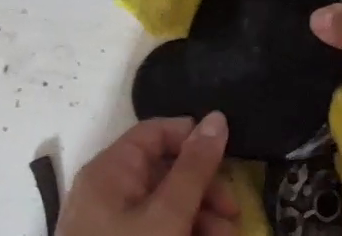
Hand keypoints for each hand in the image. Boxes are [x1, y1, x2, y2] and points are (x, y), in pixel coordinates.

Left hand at [56, 113, 238, 235]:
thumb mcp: (169, 215)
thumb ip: (195, 167)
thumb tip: (218, 117)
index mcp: (110, 171)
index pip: (157, 133)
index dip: (193, 139)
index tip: (226, 159)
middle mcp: (108, 192)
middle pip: (165, 171)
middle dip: (205, 190)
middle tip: (233, 213)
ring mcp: (111, 226)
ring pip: (166, 205)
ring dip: (202, 218)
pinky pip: (157, 230)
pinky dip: (184, 233)